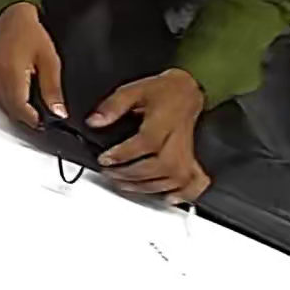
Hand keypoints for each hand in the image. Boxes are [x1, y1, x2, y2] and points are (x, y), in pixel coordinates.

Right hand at [0, 2, 63, 130]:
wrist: (14, 18)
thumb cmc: (31, 34)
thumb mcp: (51, 61)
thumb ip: (52, 89)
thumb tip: (57, 112)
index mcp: (10, 72)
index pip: (19, 107)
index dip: (33, 120)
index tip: (45, 124)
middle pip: (9, 109)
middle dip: (26, 116)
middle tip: (43, 117)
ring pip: (2, 104)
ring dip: (17, 108)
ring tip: (34, 105)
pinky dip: (9, 98)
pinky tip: (20, 93)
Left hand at [88, 68, 210, 202]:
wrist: (186, 90)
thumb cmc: (160, 91)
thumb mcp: (131, 91)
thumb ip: (112, 106)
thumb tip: (94, 121)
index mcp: (163, 122)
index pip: (145, 144)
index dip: (123, 154)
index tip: (104, 159)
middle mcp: (179, 141)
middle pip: (160, 166)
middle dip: (131, 174)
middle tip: (109, 173)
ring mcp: (188, 152)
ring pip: (174, 178)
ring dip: (147, 186)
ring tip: (123, 184)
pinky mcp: (193, 159)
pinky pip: (195, 182)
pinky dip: (183, 194)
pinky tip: (166, 198)